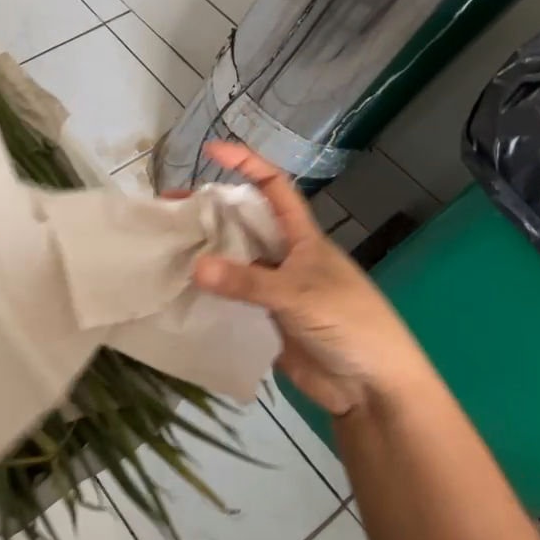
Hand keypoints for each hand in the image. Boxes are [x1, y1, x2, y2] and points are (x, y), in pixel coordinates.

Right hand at [190, 143, 429, 417]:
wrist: (374, 389)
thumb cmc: (351, 325)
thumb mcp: (299, 296)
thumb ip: (247, 281)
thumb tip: (195, 266)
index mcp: (302, 238)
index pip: (273, 187)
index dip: (246, 163)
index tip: (211, 151)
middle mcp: (285, 256)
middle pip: (243, 222)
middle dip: (208, 210)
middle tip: (167, 209)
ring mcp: (274, 287)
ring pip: (232, 258)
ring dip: (203, 250)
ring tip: (166, 245)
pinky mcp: (265, 318)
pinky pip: (230, 295)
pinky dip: (207, 289)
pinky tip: (181, 287)